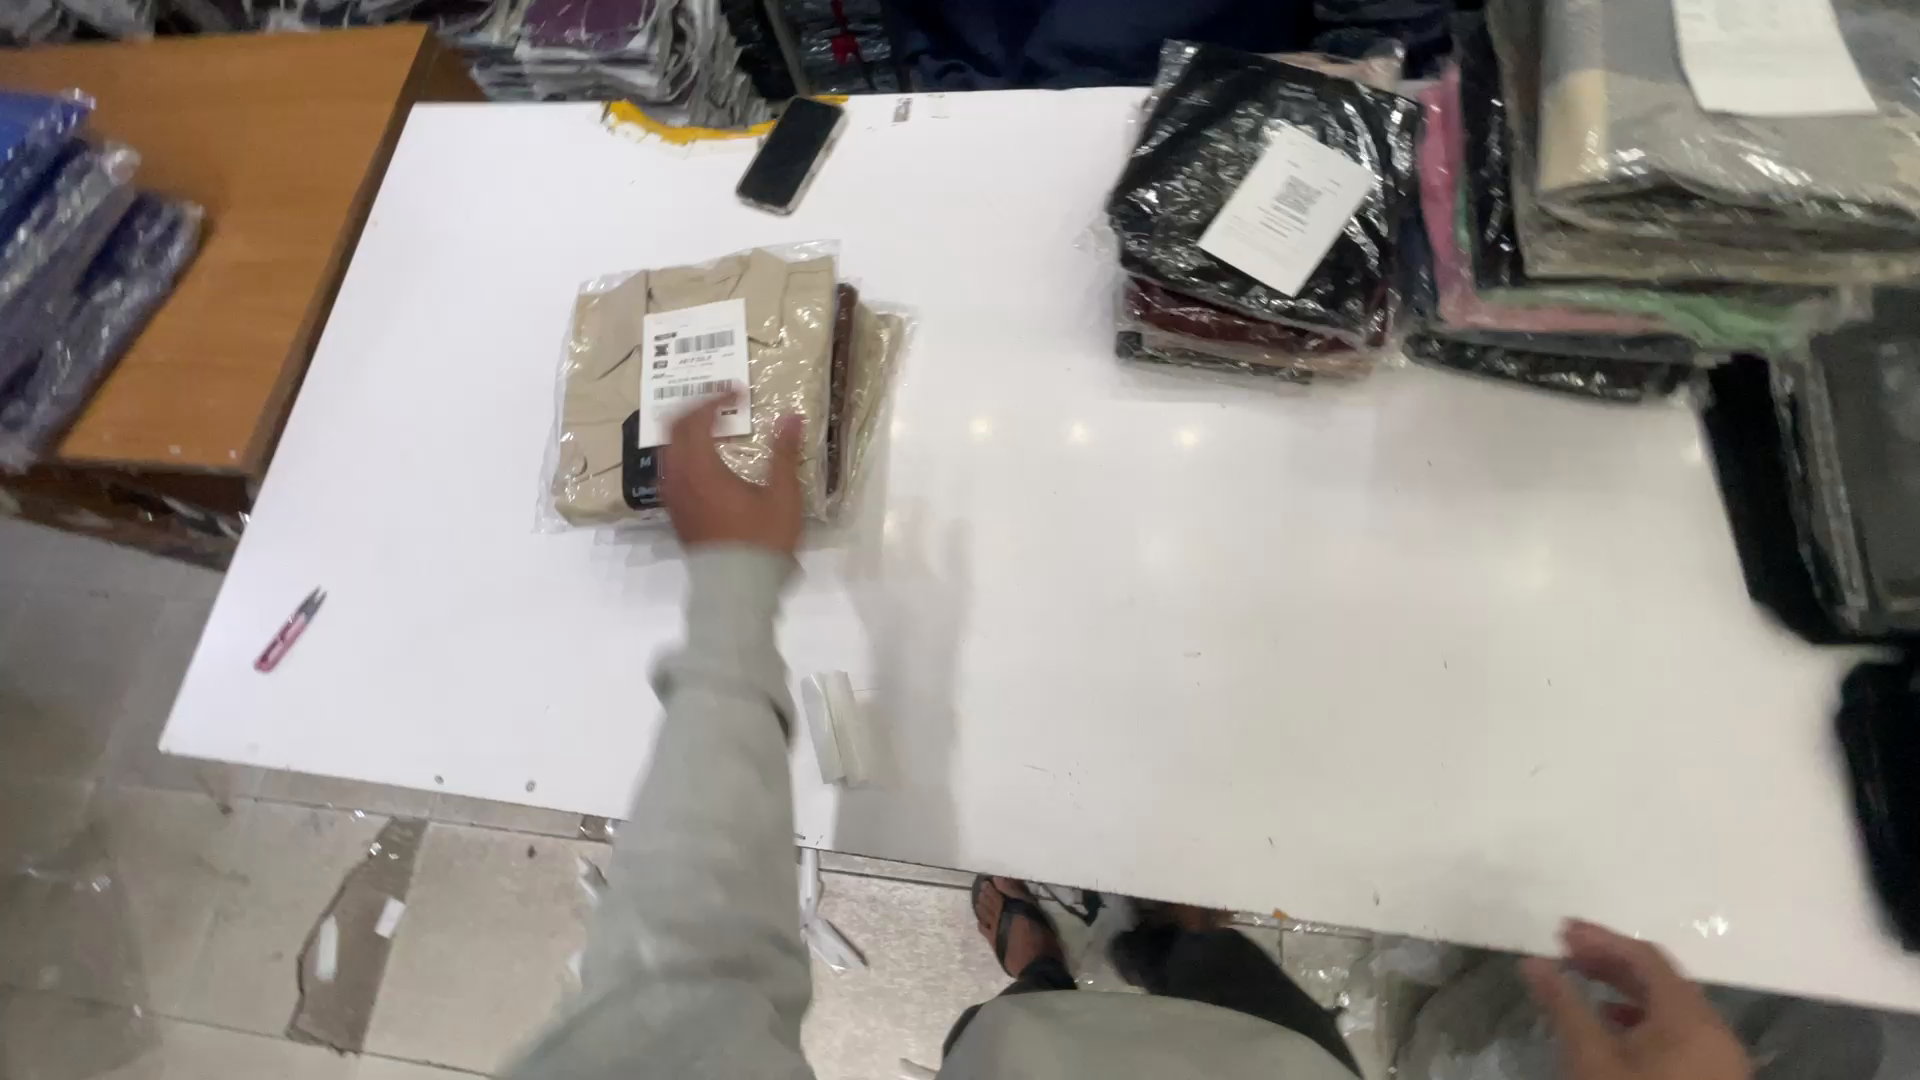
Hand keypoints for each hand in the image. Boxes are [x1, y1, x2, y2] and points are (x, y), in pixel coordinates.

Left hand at [662, 393, 803, 554]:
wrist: (738, 587)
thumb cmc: (762, 539)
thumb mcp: (782, 495)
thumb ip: (784, 453)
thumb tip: (791, 418)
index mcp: (702, 468)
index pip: (696, 419)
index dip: (714, 398)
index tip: (737, 391)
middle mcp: (679, 478)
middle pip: (674, 429)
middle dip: (695, 410)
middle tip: (720, 403)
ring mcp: (674, 497)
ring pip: (669, 451)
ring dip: (687, 433)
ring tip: (711, 430)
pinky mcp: (676, 514)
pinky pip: (672, 472)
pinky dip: (685, 456)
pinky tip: (707, 465)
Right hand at [1522, 920, 1749, 1079]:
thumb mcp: (1590, 1056)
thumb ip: (1562, 1003)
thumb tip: (1532, 962)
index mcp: (1691, 1021)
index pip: (1646, 958)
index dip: (1601, 938)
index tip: (1558, 932)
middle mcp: (1716, 1034)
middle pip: (1662, 978)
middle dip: (1609, 958)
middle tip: (1563, 949)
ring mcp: (1720, 1061)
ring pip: (1670, 1004)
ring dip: (1622, 984)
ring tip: (1580, 977)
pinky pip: (1679, 1030)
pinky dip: (1641, 1013)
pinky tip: (1611, 1020)